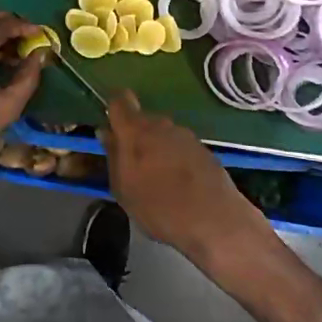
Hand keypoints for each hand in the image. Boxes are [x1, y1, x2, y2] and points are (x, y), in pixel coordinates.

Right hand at [102, 89, 265, 259]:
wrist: (216, 221)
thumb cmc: (160, 207)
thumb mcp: (123, 188)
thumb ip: (112, 156)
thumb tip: (106, 133)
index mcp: (135, 131)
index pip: (119, 100)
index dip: (113, 108)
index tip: (111, 127)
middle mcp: (161, 124)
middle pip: (141, 119)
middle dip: (134, 136)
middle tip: (132, 165)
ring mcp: (185, 135)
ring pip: (162, 134)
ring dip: (156, 148)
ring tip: (157, 179)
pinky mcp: (203, 148)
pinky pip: (180, 147)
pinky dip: (175, 158)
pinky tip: (179, 184)